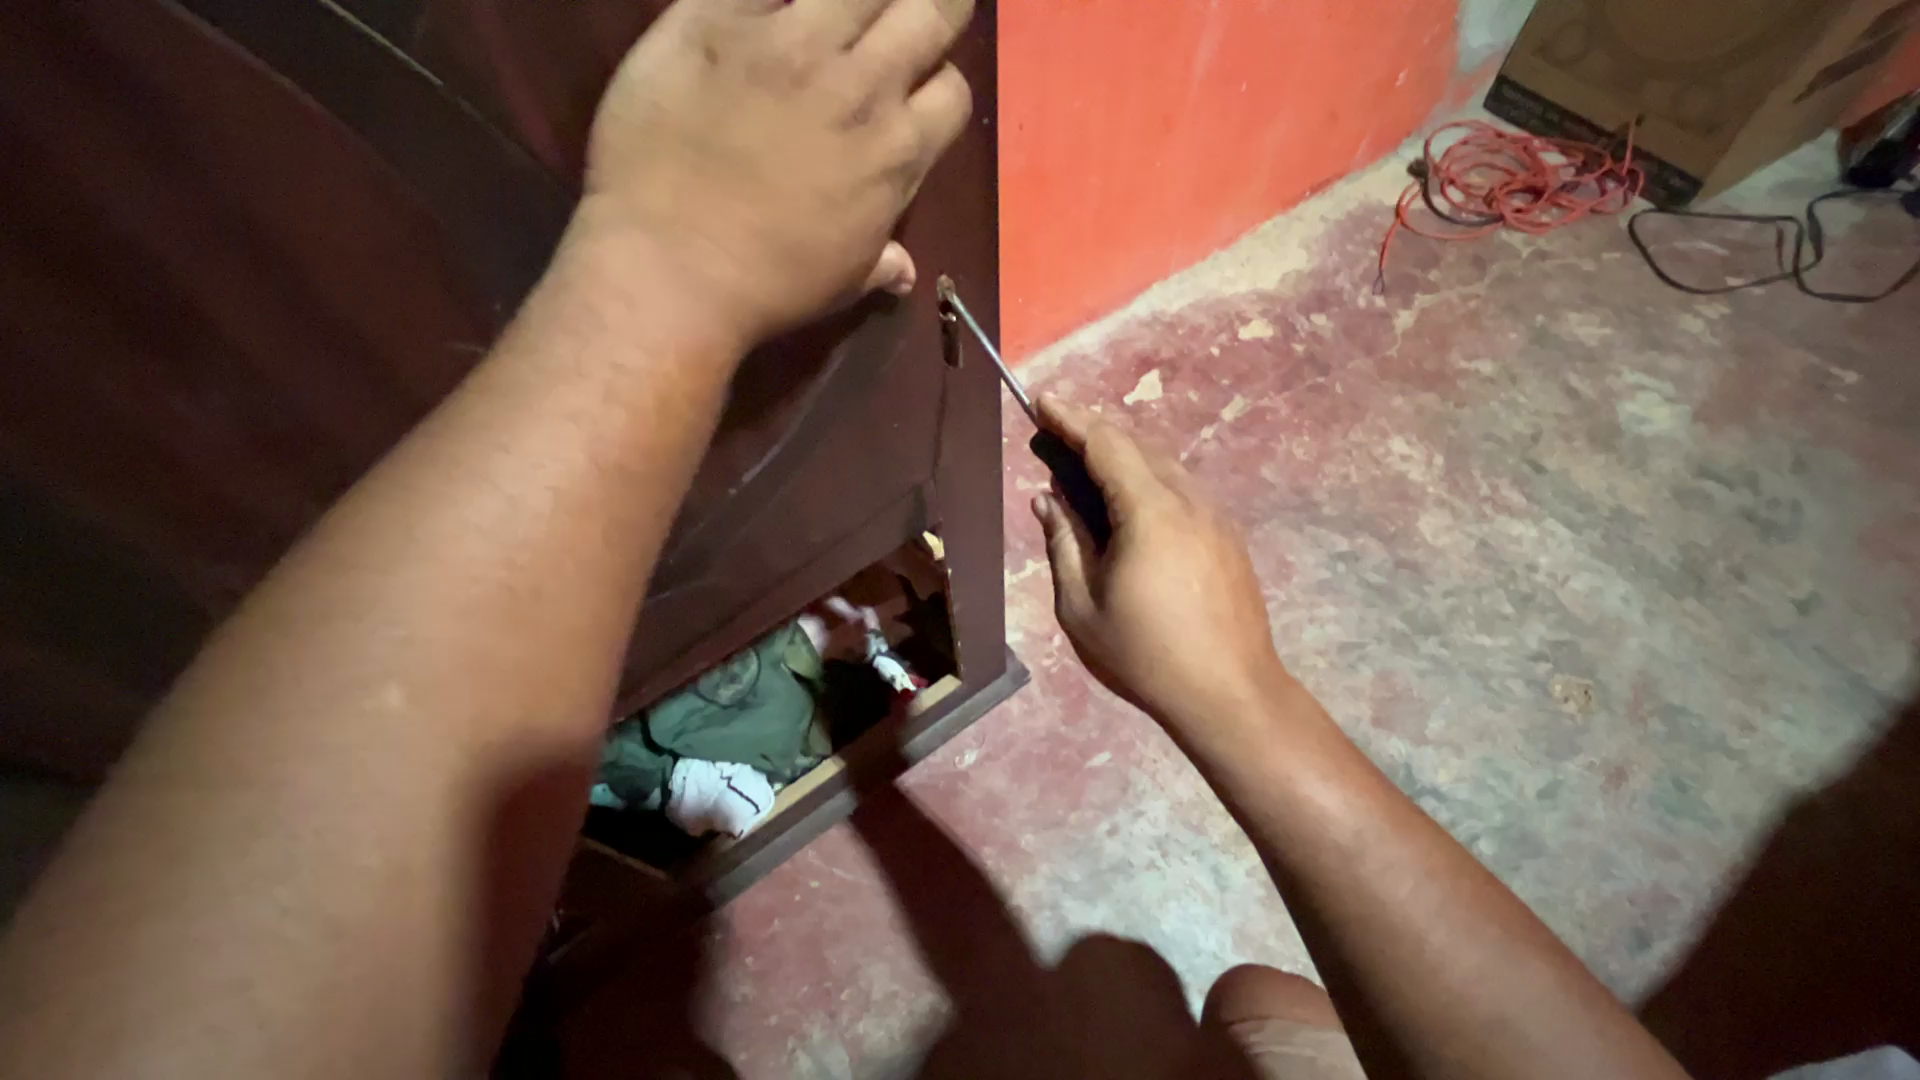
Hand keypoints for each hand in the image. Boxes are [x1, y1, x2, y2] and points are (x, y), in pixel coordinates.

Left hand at [578, 0, 974, 344]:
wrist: (671, 263)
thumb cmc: (770, 286)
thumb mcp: (842, 284)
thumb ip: (882, 262)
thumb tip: (905, 271)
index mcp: (896, 150)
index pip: (953, 91)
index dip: (942, 89)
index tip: (922, 96)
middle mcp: (857, 83)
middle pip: (927, 12)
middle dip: (934, 9)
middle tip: (914, 15)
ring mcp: (787, 41)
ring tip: (849, 13)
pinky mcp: (715, 17)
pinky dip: (773, 0)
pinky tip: (770, 14)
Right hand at [1032, 396, 1295, 747]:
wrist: (1230, 693)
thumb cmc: (1144, 655)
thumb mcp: (1080, 607)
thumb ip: (1063, 545)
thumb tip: (1047, 501)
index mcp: (1149, 512)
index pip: (1105, 444)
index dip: (1071, 419)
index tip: (1042, 402)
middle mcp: (1188, 500)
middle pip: (1138, 445)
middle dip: (1095, 432)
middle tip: (1057, 435)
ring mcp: (1216, 517)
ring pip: (1165, 465)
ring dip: (1124, 456)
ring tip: (1089, 467)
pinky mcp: (1228, 537)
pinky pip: (1183, 489)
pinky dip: (1149, 480)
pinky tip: (1132, 504)